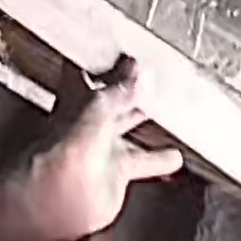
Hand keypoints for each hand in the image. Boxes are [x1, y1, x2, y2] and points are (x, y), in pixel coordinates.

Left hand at [3, 55, 185, 240]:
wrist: (66, 187)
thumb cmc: (70, 137)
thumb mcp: (100, 103)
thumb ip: (122, 90)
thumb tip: (137, 70)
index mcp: (78, 92)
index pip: (90, 70)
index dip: (102, 61)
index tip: (119, 53)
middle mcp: (88, 115)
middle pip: (111, 96)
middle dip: (124, 87)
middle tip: (142, 76)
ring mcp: (102, 142)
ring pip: (126, 125)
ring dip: (140, 118)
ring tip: (158, 108)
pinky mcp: (117, 168)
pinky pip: (143, 160)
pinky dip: (160, 159)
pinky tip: (175, 157)